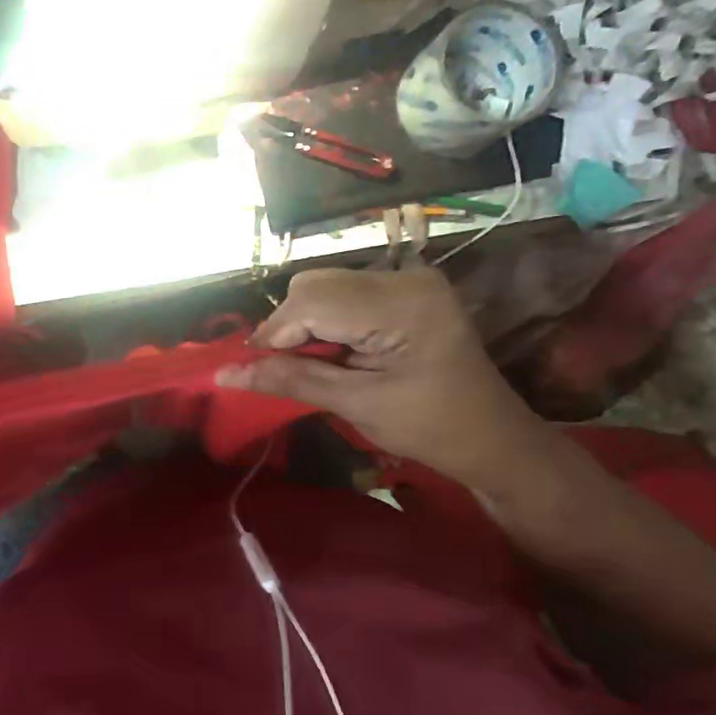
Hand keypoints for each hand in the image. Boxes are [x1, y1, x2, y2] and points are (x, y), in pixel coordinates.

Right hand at [216, 266, 552, 486]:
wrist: (492, 436)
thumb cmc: (429, 428)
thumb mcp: (354, 405)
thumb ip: (289, 380)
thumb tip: (223, 375)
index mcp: (403, 307)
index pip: (312, 301)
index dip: (274, 333)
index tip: (255, 367)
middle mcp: (407, 278)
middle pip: (315, 284)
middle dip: (288, 325)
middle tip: (285, 367)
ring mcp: (410, 278)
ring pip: (324, 283)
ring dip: (304, 320)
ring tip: (313, 360)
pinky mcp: (407, 287)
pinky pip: (344, 289)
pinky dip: (324, 316)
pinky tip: (333, 347)